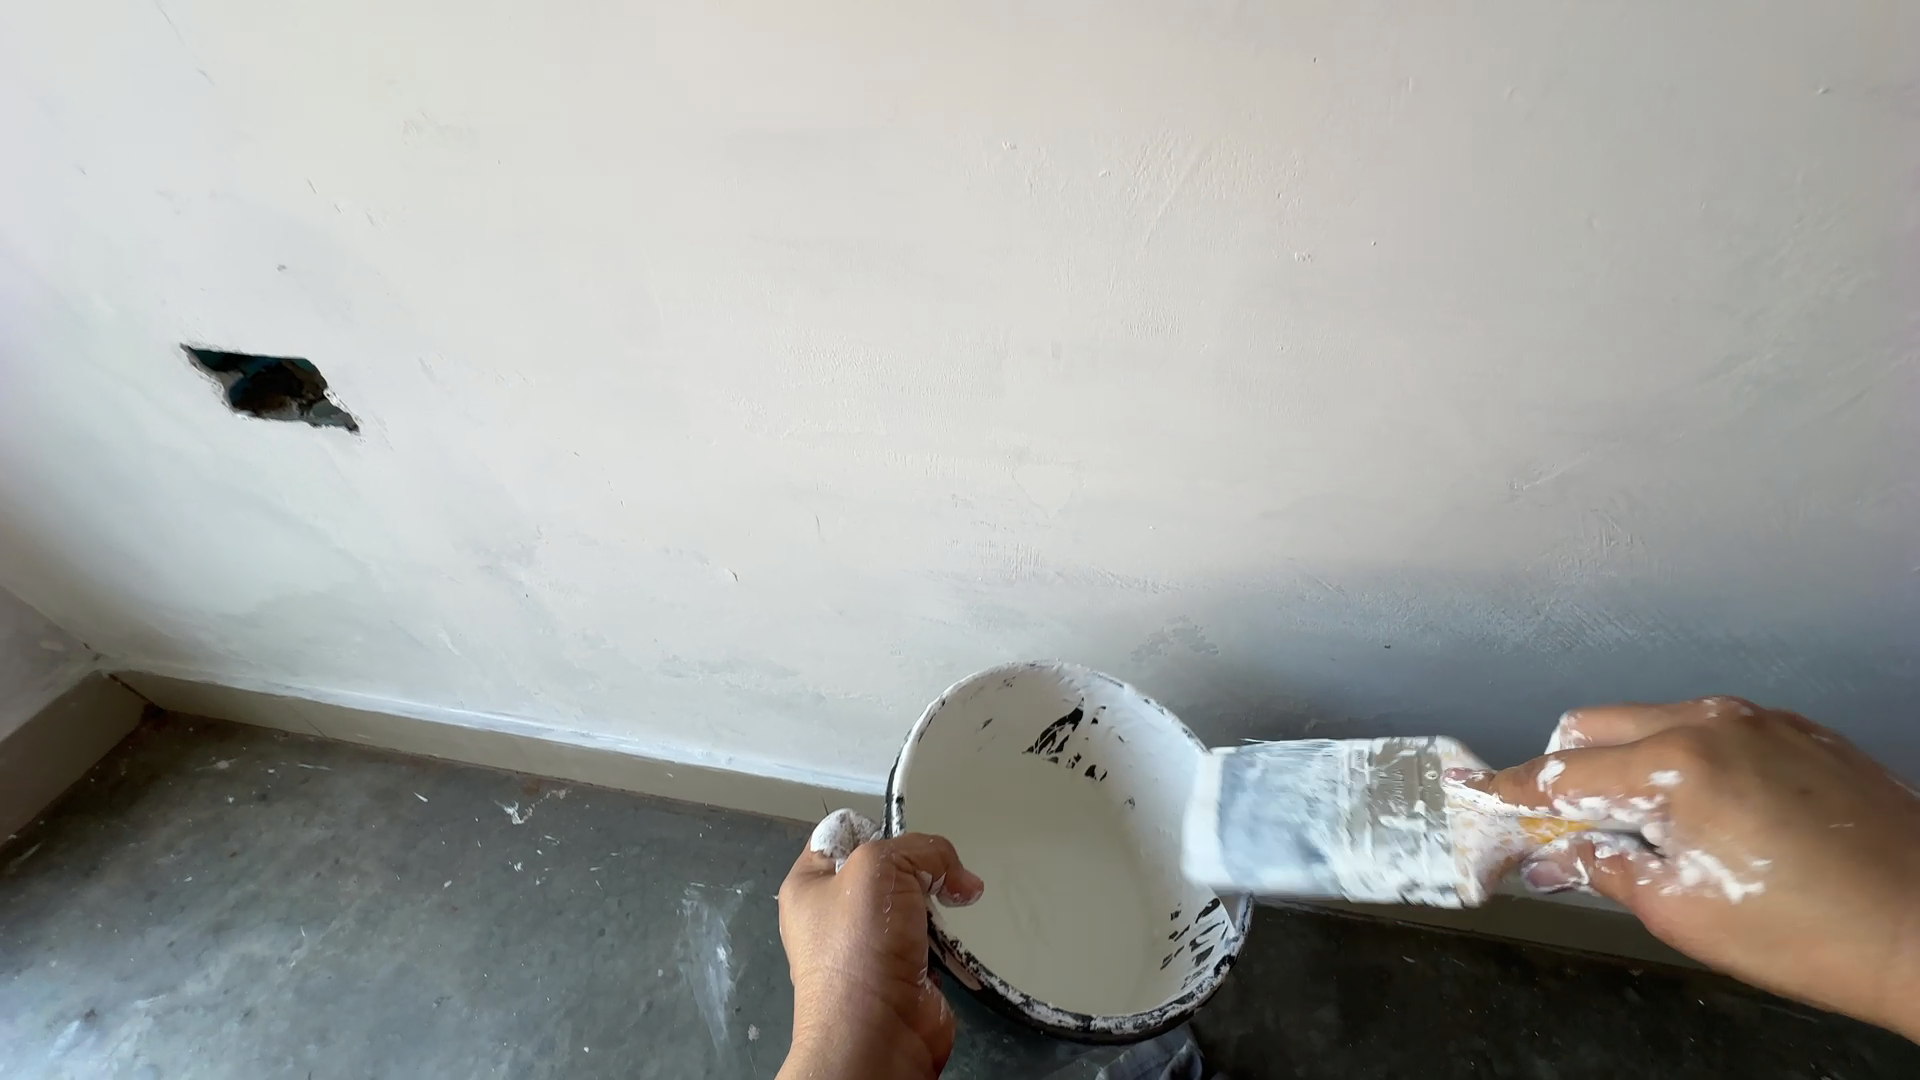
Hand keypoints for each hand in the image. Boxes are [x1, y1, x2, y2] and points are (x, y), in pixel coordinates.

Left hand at [777, 829, 984, 1078]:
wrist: (877, 1037)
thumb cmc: (859, 944)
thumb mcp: (881, 865)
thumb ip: (923, 848)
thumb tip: (959, 879)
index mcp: (809, 883)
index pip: (844, 832)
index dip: (877, 826)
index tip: (903, 836)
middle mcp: (835, 911)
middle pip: (888, 864)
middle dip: (918, 864)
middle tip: (937, 871)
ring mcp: (870, 943)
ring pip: (913, 897)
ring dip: (938, 896)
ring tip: (955, 896)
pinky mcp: (903, 969)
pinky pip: (932, 933)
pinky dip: (949, 930)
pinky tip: (959, 923)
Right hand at [1463, 698, 1919, 1040]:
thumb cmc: (1811, 936)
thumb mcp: (1681, 910)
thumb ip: (1598, 866)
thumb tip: (1546, 855)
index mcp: (1676, 765)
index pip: (1564, 773)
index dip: (1513, 787)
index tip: (1472, 786)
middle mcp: (1709, 723)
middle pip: (1591, 726)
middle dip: (1567, 767)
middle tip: (1578, 818)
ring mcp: (1759, 719)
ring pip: (1644, 720)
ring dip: (1624, 760)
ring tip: (1655, 817)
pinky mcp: (1797, 729)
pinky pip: (1704, 727)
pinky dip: (1679, 756)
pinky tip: (1713, 806)